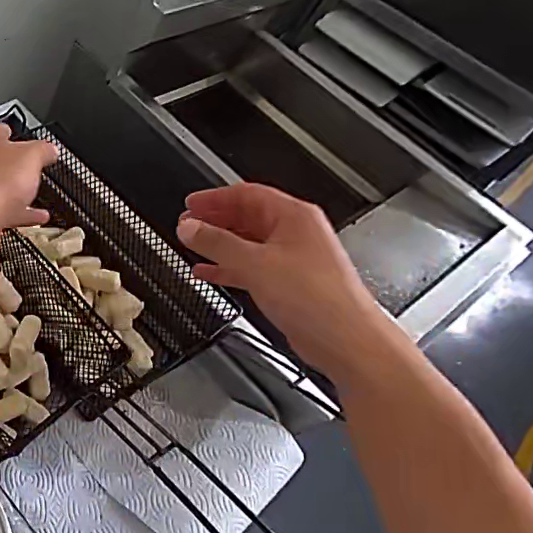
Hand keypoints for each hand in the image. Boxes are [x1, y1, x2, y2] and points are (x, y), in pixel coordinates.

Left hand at [0, 123, 56, 252]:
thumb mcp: (31, 157)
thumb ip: (43, 150)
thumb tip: (50, 149)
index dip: (11, 131)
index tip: (19, 134)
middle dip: (15, 164)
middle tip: (31, 166)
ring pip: (1, 188)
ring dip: (19, 191)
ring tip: (36, 193)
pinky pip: (5, 211)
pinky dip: (22, 213)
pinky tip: (36, 216)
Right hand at [176, 183, 411, 386]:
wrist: (344, 338)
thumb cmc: (319, 299)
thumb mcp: (256, 264)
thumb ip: (218, 243)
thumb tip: (191, 228)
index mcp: (294, 217)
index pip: (247, 194)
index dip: (215, 197)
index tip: (192, 204)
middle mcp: (296, 234)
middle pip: (247, 217)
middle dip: (215, 220)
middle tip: (188, 224)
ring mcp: (292, 259)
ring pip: (247, 244)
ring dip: (219, 245)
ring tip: (194, 245)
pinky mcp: (287, 284)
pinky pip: (251, 267)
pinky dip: (229, 268)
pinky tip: (211, 273)